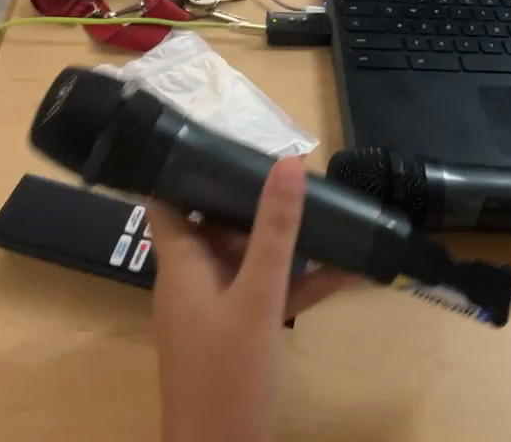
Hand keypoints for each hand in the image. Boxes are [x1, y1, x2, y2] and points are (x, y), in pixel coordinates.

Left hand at [146, 158, 355, 441]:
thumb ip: (275, 230)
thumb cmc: (228, 373)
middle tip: (289, 165)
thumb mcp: (258, 295)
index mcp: (181, 262)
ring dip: (280, 237)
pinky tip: (345, 270)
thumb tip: (288, 162)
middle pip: (213, 221)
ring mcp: (214, 306)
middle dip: (248, 195)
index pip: (166, 199)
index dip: (184, 166)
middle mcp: (192, 277)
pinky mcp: (236, 332)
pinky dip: (298, 280)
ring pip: (245, 256)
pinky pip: (266, 292)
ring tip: (322, 205)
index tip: (220, 137)